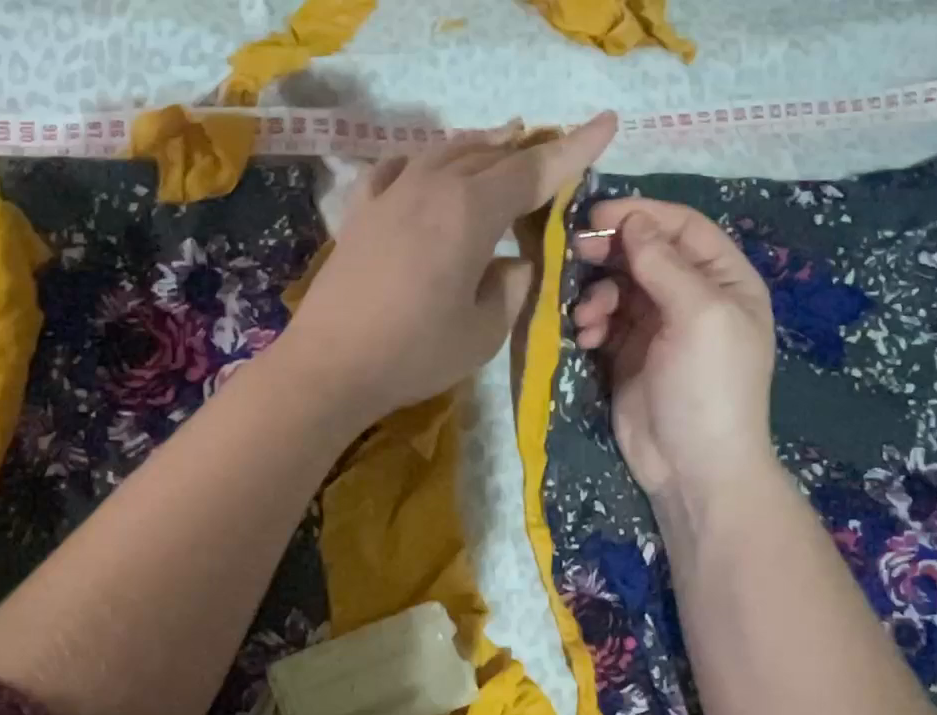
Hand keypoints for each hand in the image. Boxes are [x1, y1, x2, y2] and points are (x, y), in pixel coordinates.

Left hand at [287, 112, 617, 422]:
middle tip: (551, 152)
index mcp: (472, 210)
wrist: (330, 366)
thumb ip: (512, 288)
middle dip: (526, 151)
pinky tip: (422, 168)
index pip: (534, 169)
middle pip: (489, 155)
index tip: (606, 125)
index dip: (573, 149)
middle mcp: (433, 186)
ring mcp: (390, 195)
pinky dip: (420, 162)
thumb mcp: (484, 332)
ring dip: (478, 148)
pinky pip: (395, 170)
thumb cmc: (414, 354)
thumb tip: (514, 262)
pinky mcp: (359, 214)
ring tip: (500, 145)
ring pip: (443, 153)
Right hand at [572, 198, 778, 495]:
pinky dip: (591, 324)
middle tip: (573, 255)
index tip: (595, 216)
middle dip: (609, 253)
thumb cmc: (710, 386)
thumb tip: (633, 221)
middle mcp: (690, 298)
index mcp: (723, 280)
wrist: (694, 465)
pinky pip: (603, 324)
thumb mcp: (699, 315)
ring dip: (596, 295)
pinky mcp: (626, 358)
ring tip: (586, 319)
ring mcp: (656, 330)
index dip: (641, 215)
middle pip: (644, 255)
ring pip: (617, 289)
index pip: (682, 228)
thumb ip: (665, 264)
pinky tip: (585, 338)